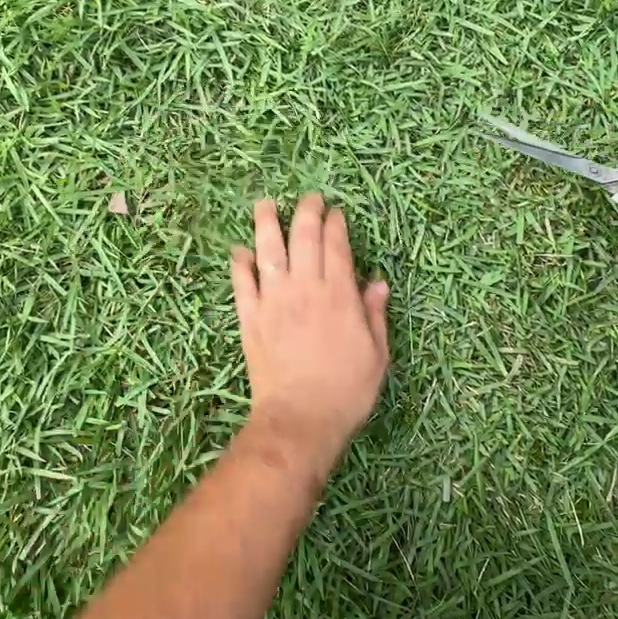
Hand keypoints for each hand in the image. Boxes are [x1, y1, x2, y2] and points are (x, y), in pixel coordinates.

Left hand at [230, 193, 390, 481]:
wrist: (300, 420)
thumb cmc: (346, 391)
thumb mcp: (376, 355)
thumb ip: (374, 315)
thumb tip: (378, 283)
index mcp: (338, 295)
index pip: (336, 246)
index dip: (335, 224)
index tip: (335, 211)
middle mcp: (304, 289)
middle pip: (303, 238)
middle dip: (306, 212)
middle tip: (308, 198)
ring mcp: (273, 301)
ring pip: (268, 251)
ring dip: (267, 224)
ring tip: (265, 204)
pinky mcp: (250, 319)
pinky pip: (242, 283)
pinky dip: (240, 264)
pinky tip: (239, 251)